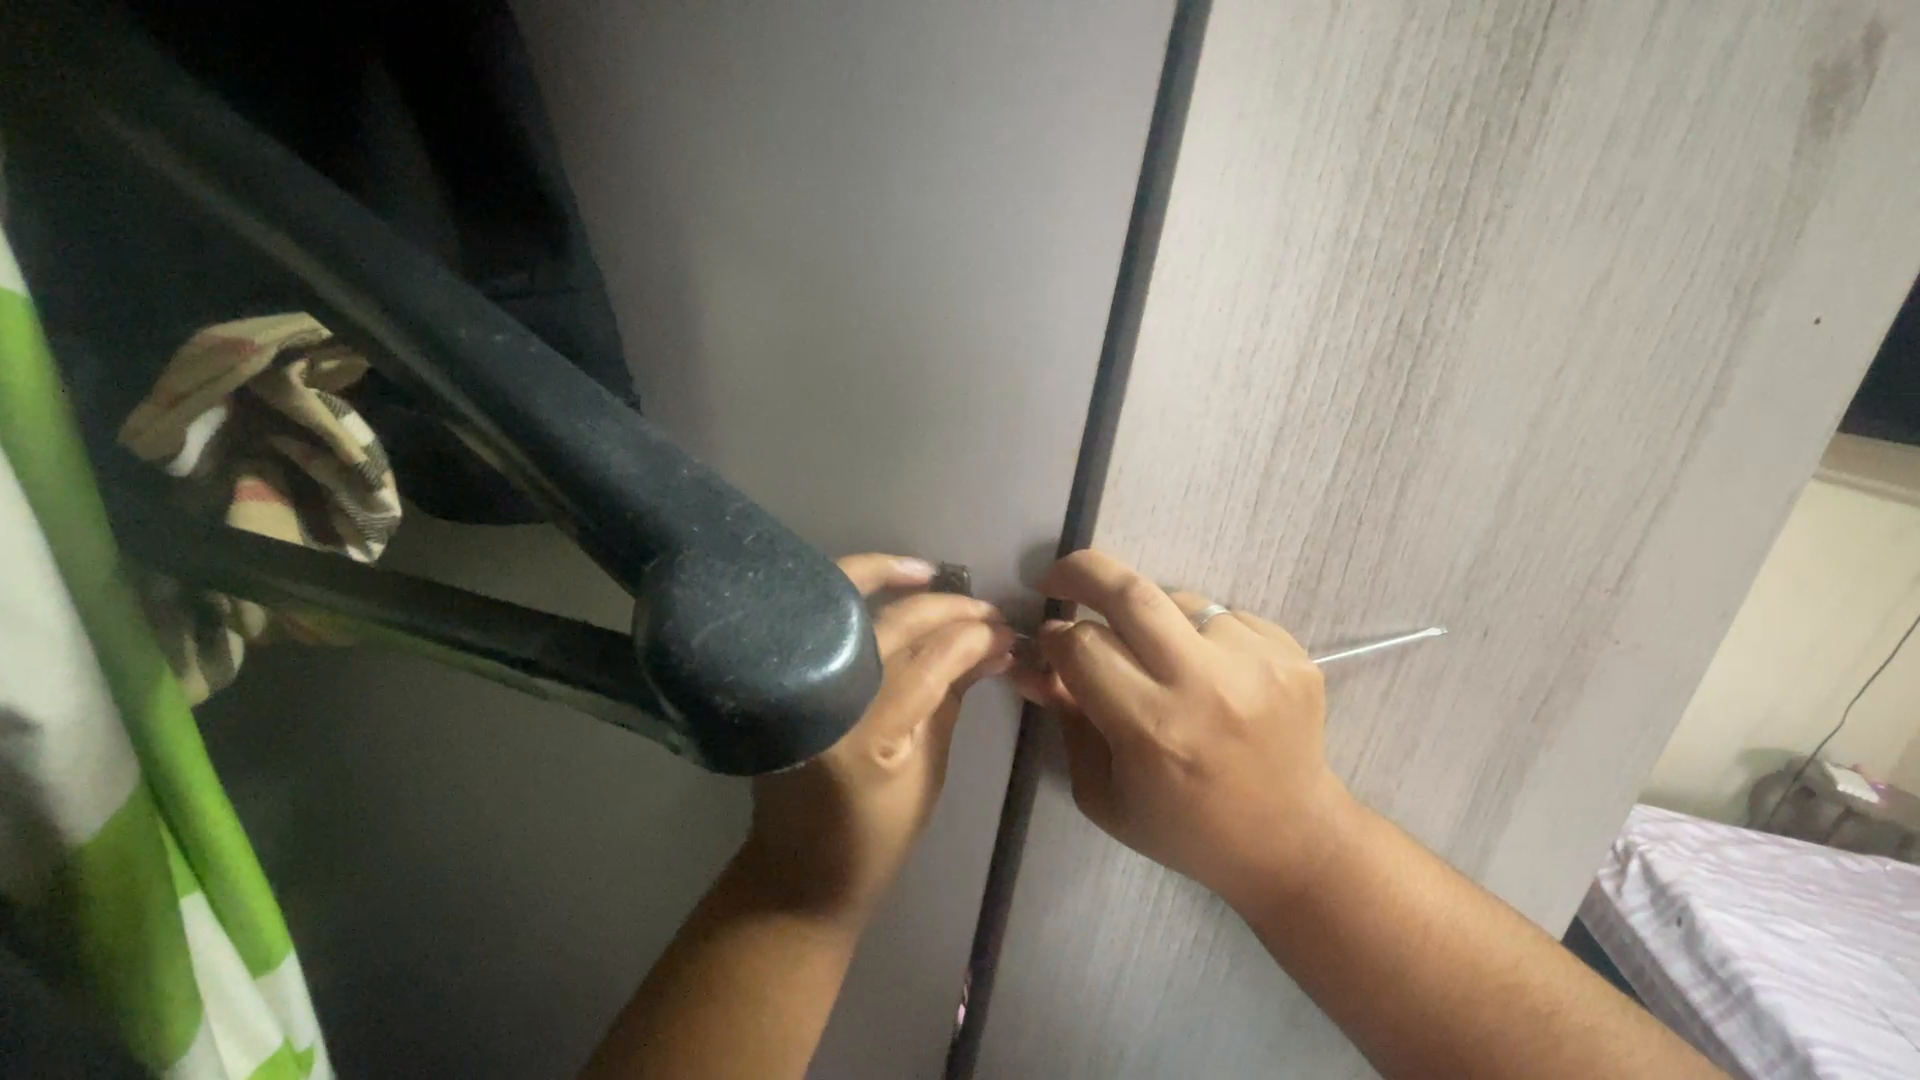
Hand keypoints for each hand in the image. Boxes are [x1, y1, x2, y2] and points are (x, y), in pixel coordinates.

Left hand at [737, 554, 1014, 925]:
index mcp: (868, 735)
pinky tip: (885, 587)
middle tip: (987, 610)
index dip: (975, 637)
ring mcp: (796, 682)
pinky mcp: (782, 677)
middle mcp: (828, 698)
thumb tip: (991, 648)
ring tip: (933, 574)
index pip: (932, 659)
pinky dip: (853, 592)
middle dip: (949, 609)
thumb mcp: (929, 772)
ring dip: (890, 576)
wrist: (796, 871)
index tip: (1006, 632)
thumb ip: (952, 698)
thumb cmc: (875, 838)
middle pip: (894, 625)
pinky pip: (825, 620)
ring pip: (848, 604)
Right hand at [1014, 550, 1346, 909]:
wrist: (1291, 839)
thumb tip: (1034, 660)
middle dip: (1082, 572)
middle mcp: (1207, 685)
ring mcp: (1257, 661)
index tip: (1050, 638)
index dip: (1056, 636)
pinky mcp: (1290, 651)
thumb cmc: (1185, 829)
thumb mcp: (1104, 793)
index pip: (1084, 646)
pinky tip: (1208, 673)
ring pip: (1177, 599)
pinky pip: (1221, 615)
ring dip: (1149, 617)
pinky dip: (1199, 633)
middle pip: (1130, 592)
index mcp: (1154, 729)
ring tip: (1157, 658)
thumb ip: (1068, 719)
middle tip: (1059, 578)